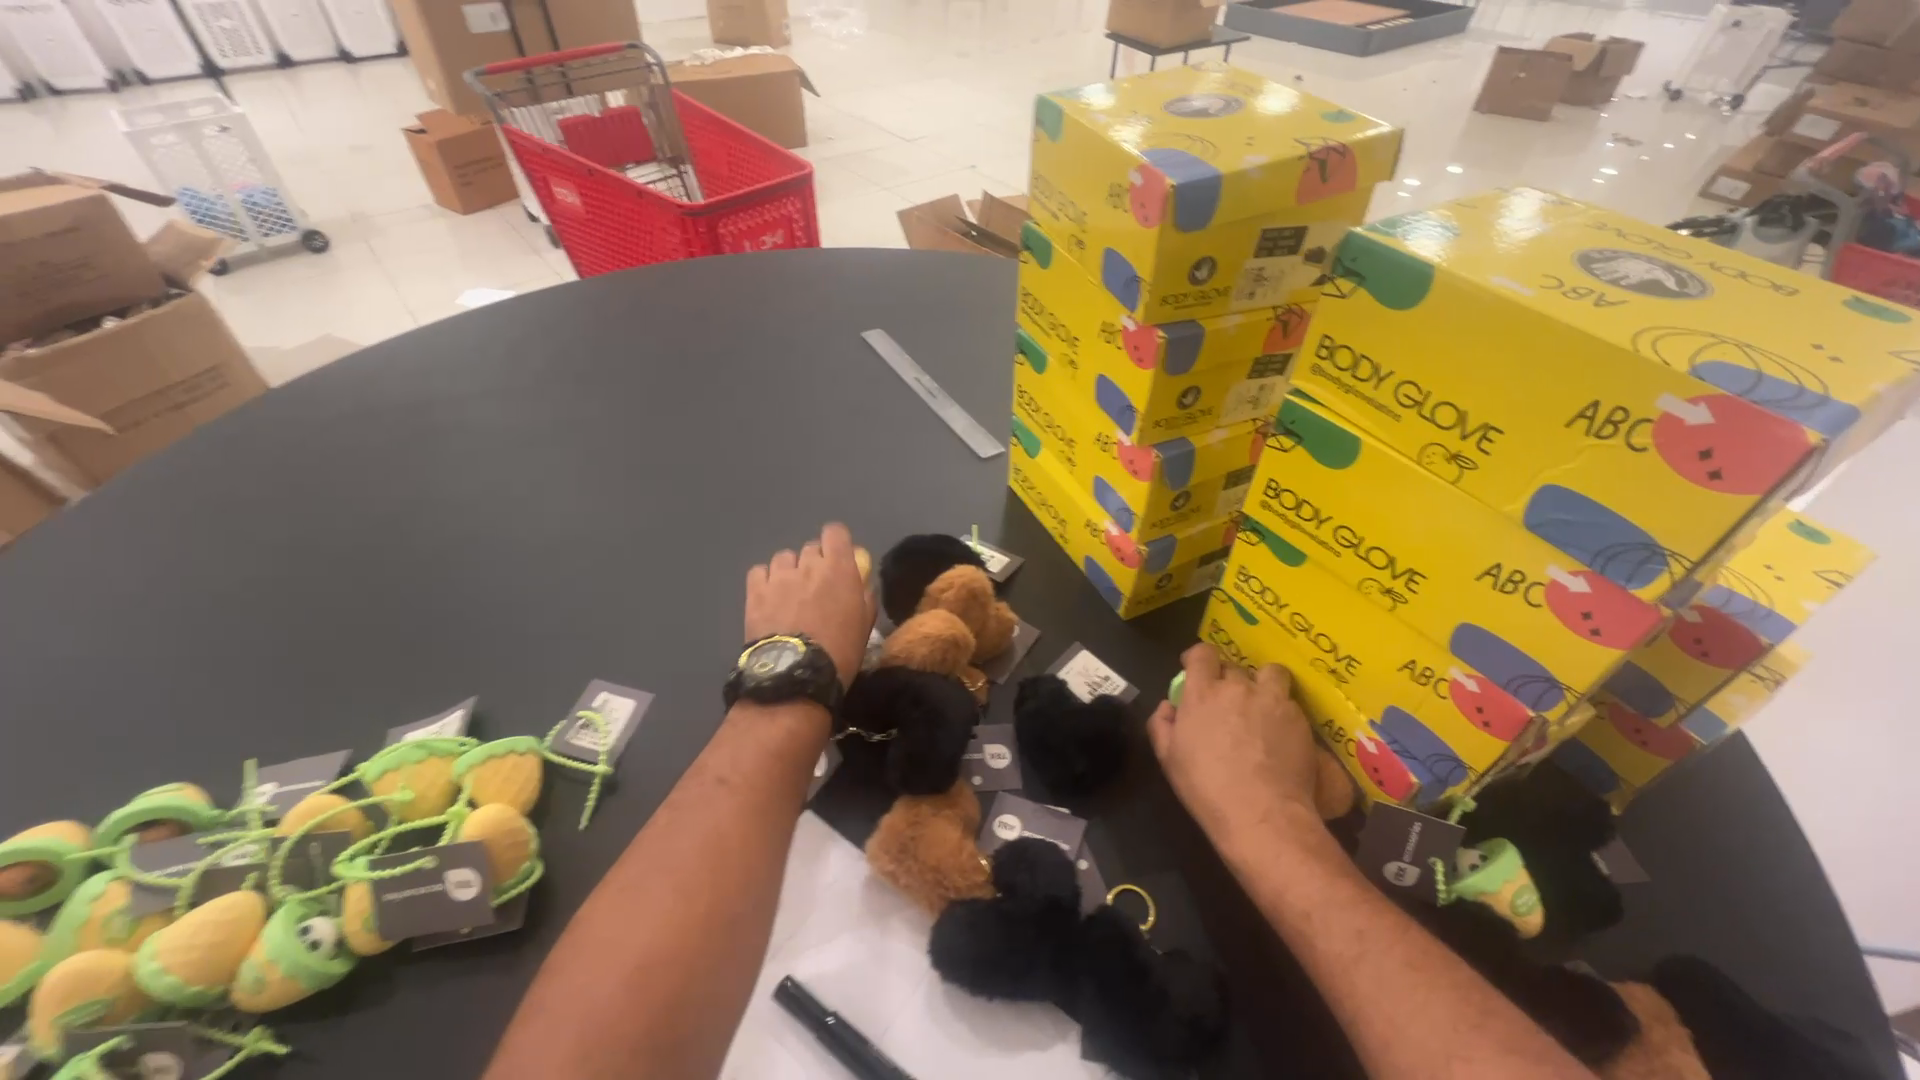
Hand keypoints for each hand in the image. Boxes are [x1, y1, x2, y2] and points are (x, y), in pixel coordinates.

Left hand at [744, 523, 875, 689]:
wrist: (796, 677)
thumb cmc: (840, 652)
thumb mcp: (865, 624)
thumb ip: (864, 594)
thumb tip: (861, 579)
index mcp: (839, 569)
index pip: (836, 532)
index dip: (836, 542)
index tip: (838, 557)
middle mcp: (808, 565)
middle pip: (811, 547)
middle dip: (815, 562)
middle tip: (816, 587)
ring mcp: (779, 577)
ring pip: (784, 557)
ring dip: (790, 570)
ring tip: (790, 593)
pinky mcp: (755, 592)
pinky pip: (759, 571)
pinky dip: (765, 580)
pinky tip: (769, 597)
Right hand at [1148, 645, 1323, 847]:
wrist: (1261, 813)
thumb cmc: (1206, 787)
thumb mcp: (1168, 758)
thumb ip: (1161, 724)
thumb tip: (1168, 706)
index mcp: (1203, 692)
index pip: (1202, 654)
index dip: (1198, 658)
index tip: (1195, 669)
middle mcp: (1238, 687)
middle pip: (1234, 667)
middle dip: (1229, 680)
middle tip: (1228, 703)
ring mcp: (1272, 700)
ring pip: (1271, 674)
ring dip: (1264, 684)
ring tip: (1263, 705)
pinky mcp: (1299, 718)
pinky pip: (1290, 702)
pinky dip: (1283, 711)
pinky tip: (1281, 736)